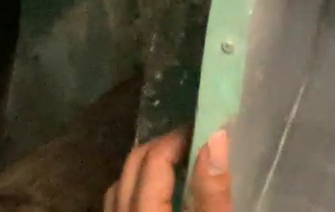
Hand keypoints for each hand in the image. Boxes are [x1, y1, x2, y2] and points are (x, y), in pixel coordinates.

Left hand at [104, 128, 231, 211]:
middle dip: (163, 148)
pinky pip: (118, 206)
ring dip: (146, 169)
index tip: (207, 129)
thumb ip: (212, 193)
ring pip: (121, 186)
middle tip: (195, 144)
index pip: (155, 158)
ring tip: (179, 168)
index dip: (180, 138)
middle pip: (133, 165)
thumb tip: (216, 137)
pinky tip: (159, 197)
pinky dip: (136, 191)